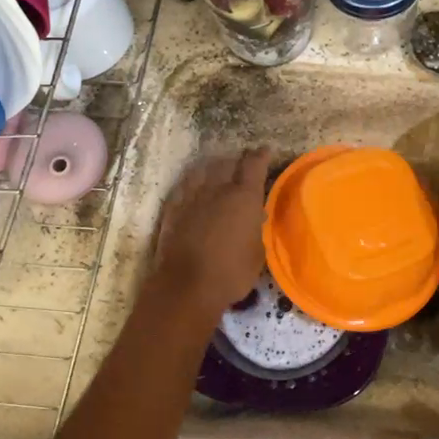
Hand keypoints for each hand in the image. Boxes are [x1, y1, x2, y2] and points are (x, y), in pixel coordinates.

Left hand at [150, 149, 269, 317]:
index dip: (261, 156)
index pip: (254, 164)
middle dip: (238, 160)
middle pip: (228, 162)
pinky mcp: (173, 209)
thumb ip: (256, 229)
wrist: (185, 286)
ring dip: (214, 167)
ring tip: (218, 170)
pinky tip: (194, 186)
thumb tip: (254, 218)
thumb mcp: (257, 253)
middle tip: (243, 164)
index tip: (265, 151)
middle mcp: (218, 189)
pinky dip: (193, 182)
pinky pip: (185, 185)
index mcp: (244, 197)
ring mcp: (193, 197)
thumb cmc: (230, 273)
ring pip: (204, 170)